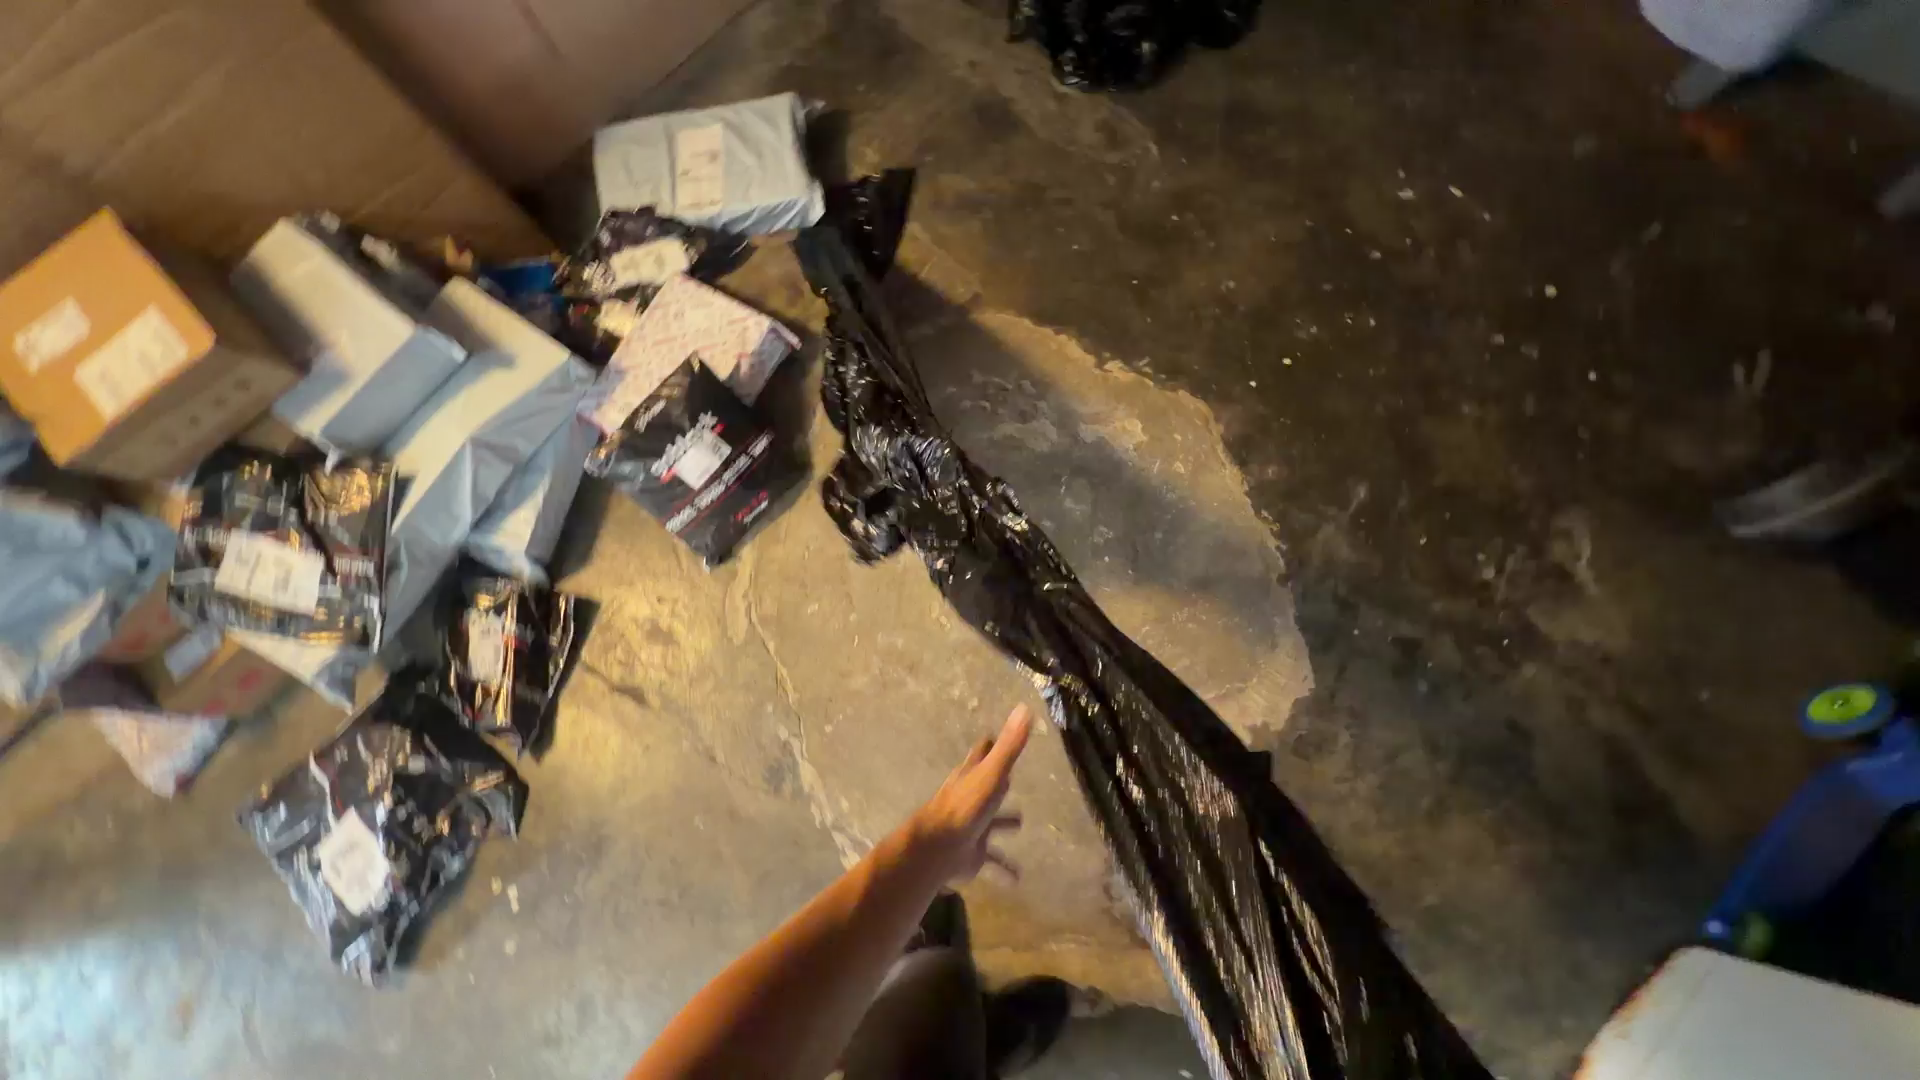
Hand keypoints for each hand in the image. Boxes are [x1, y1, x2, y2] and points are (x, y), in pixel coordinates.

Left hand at [902, 704, 1034, 885]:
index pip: (981, 753)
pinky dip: (1005, 867)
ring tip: (1020, 823)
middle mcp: (970, 797)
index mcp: (971, 775)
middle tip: (1011, 779)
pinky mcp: (974, 852)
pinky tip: (1017, 878)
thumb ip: (1009, 744)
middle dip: (998, 782)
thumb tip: (1025, 708)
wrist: (939, 849)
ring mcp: (972, 825)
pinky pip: (994, 860)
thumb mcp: (991, 772)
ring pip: (992, 822)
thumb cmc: (965, 806)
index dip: (989, 744)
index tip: (995, 737)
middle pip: (985, 785)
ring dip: (1003, 822)